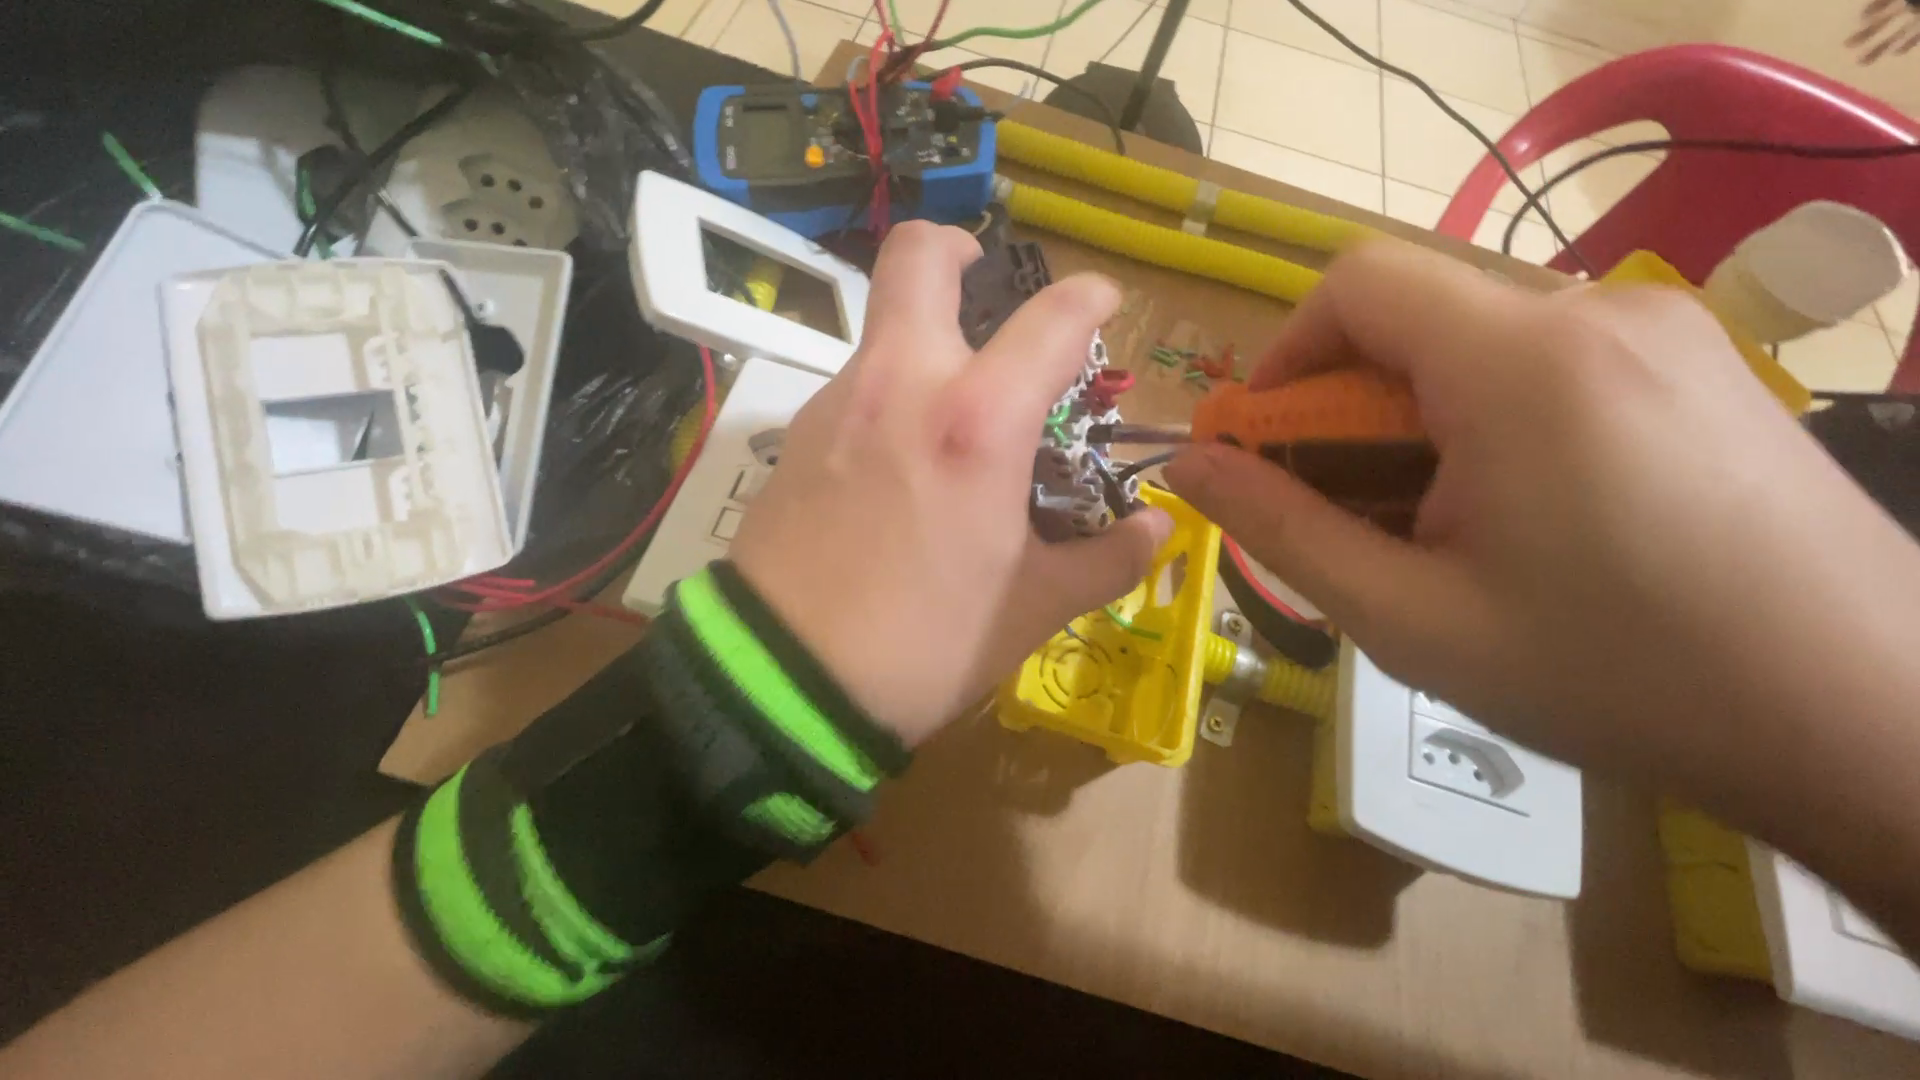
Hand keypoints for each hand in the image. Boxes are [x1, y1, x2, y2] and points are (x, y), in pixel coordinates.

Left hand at [728, 223, 1171, 747]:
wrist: (785, 680)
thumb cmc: (926, 642)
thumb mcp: (1032, 608)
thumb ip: (1106, 560)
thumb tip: (1158, 531)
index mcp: (979, 422)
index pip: (1051, 319)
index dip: (1090, 297)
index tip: (1103, 303)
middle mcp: (904, 384)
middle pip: (919, 257)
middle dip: (957, 247)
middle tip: (983, 280)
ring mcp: (839, 402)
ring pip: (885, 329)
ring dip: (925, 343)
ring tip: (951, 419)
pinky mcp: (796, 435)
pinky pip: (855, 388)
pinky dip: (889, 399)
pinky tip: (898, 466)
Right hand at [1164, 243, 1919, 856]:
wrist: (1867, 722)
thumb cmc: (1611, 675)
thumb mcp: (1407, 616)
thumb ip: (1280, 530)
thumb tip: (1187, 467)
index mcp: (1521, 362)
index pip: (1357, 282)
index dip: (1285, 352)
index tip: (1267, 442)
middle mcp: (1596, 313)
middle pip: (1414, 310)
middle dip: (1345, 400)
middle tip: (1343, 505)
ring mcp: (1662, 331)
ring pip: (1475, 336)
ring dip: (1413, 413)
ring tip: (1428, 520)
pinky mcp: (1696, 364)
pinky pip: (1543, 357)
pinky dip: (1482, 413)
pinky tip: (1510, 508)